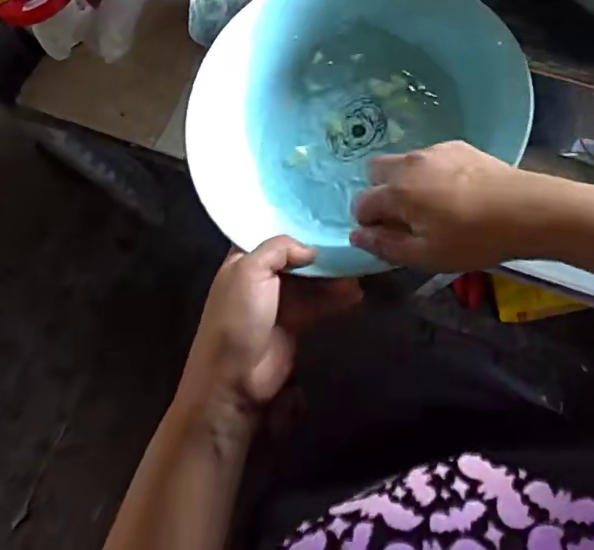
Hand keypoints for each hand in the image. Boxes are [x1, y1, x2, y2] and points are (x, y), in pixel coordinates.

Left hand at [178, 236, 361, 426]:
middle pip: (293, 257)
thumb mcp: (250, 270)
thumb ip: (279, 249)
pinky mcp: (293, 324)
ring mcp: (277, 301)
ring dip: (331, 276)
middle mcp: (259, 276)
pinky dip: (334, 298)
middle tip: (348, 243)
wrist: (235, 378)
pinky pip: (317, 304)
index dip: (292, 224)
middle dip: (318, 251)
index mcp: (242, 259)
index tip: (321, 213)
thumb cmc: (238, 316)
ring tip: (358, 268)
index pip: (268, 232)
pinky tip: (355, 293)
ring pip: (308, 281)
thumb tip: (311, 249)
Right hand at [350, 141, 548, 270]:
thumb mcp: (427, 255)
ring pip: (403, 162)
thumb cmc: (474, 239)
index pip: (361, 202)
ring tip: (434, 205)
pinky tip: (456, 192)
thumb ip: (386, 245)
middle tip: (404, 217)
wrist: (527, 209)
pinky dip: (430, 172)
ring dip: (405, 181)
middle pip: (374, 170)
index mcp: (396, 191)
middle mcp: (407, 164)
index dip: (367, 222)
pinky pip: (429, 157)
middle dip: (379, 191)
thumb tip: (356, 235)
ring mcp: (432, 151)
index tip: (387, 236)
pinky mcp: (456, 145)